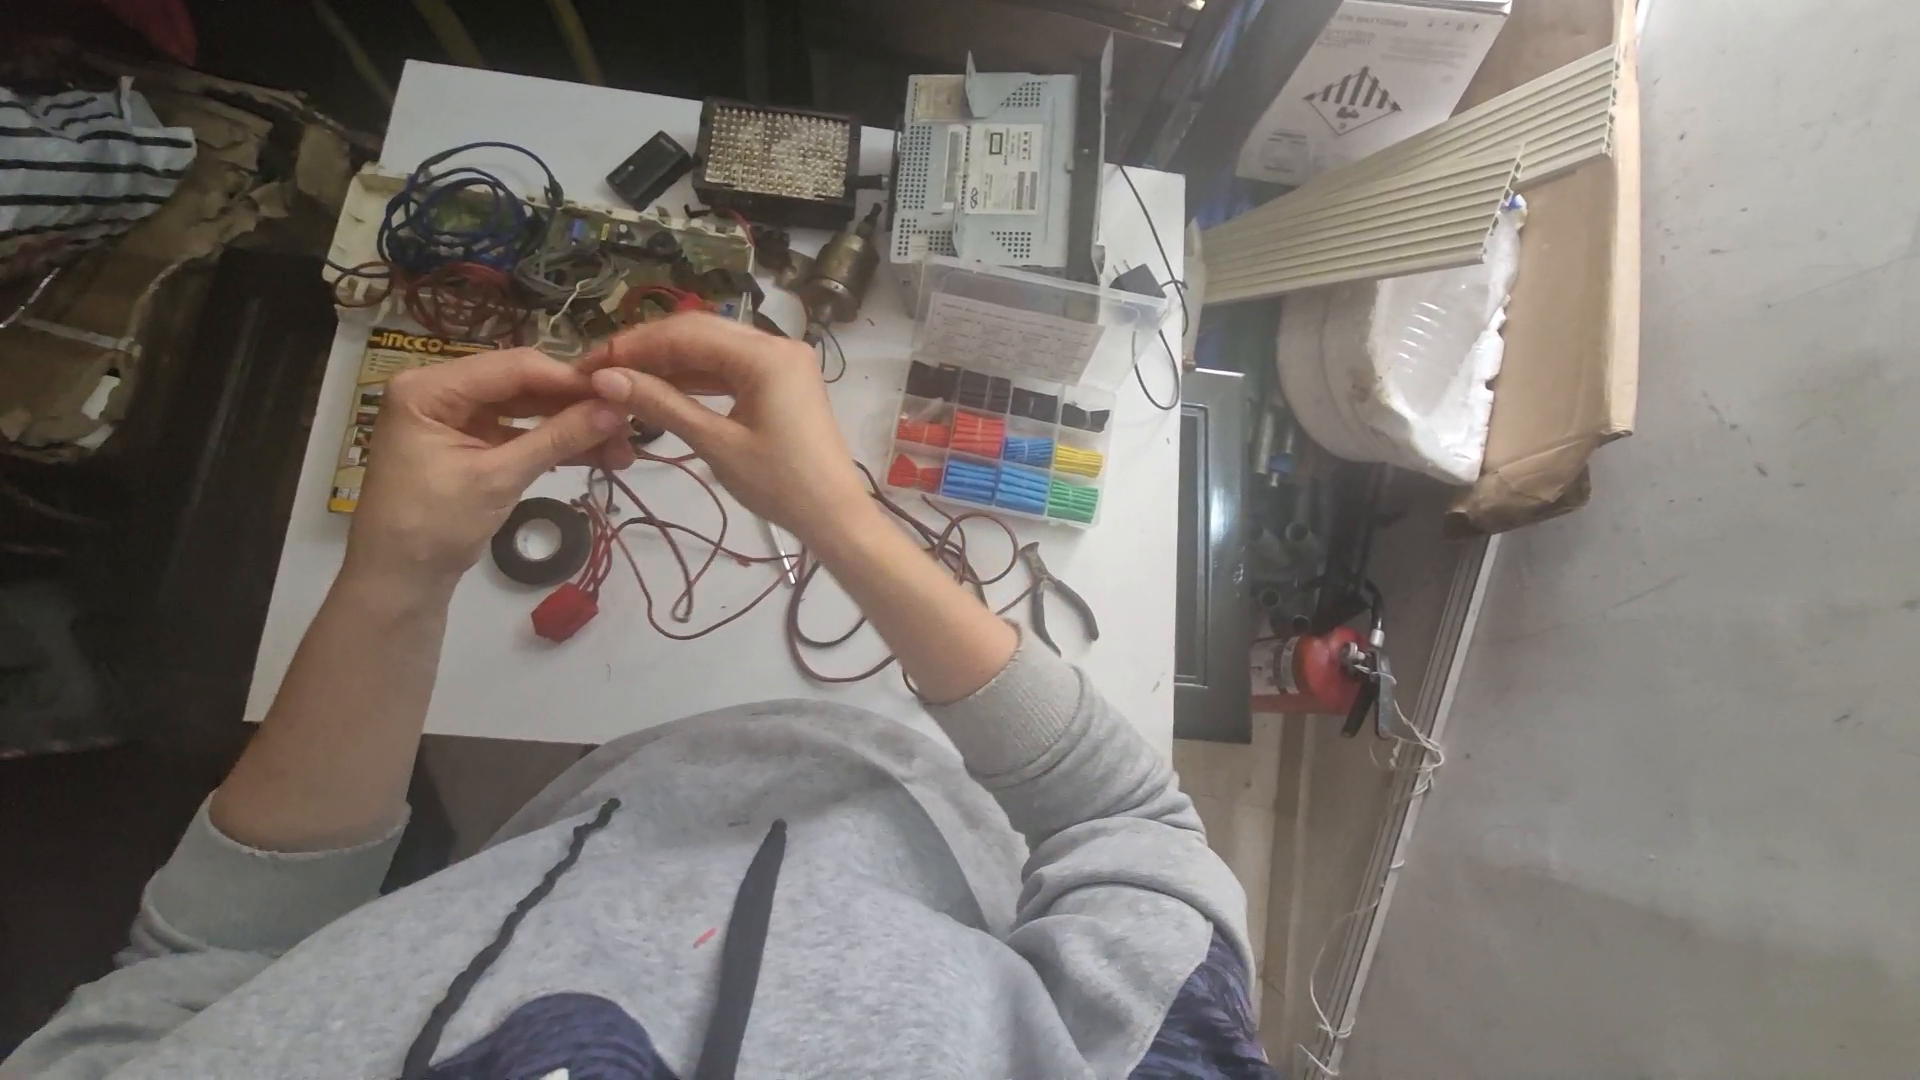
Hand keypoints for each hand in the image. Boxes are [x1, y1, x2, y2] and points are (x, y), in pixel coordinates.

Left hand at [345, 347, 635, 592]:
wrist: (401, 578)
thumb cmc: (433, 525)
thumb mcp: (498, 478)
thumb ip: (558, 439)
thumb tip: (617, 411)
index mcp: (430, 388)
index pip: (514, 367)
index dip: (571, 379)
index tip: (622, 395)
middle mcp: (444, 391)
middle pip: (526, 384)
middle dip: (578, 404)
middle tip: (628, 424)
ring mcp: (461, 417)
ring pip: (532, 408)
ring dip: (575, 426)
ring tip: (622, 447)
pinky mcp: (477, 441)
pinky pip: (526, 432)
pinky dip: (559, 443)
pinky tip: (599, 454)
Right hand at [584, 314, 874, 548]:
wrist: (835, 516)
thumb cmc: (781, 484)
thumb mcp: (717, 444)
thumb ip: (662, 405)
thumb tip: (605, 379)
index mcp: (766, 354)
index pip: (686, 333)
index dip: (634, 346)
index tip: (589, 363)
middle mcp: (778, 346)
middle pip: (701, 333)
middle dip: (650, 350)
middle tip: (603, 371)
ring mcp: (785, 364)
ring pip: (716, 350)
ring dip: (673, 364)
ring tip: (625, 382)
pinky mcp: (785, 384)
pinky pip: (734, 370)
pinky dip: (700, 379)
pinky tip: (665, 390)